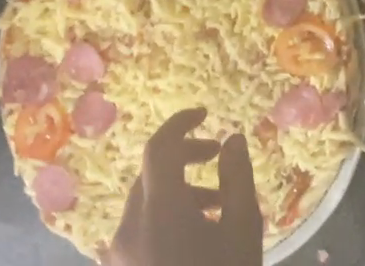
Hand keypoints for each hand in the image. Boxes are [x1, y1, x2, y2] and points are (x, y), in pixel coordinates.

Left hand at [108, 108, 262, 265]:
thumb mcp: (244, 227)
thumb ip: (237, 176)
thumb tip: (230, 139)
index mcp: (161, 211)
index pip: (160, 149)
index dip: (180, 124)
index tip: (205, 114)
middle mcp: (129, 229)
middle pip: (152, 175)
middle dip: (186, 159)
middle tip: (219, 160)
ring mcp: (119, 255)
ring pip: (145, 202)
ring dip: (178, 189)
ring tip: (217, 204)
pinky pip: (138, 229)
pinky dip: (165, 215)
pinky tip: (196, 233)